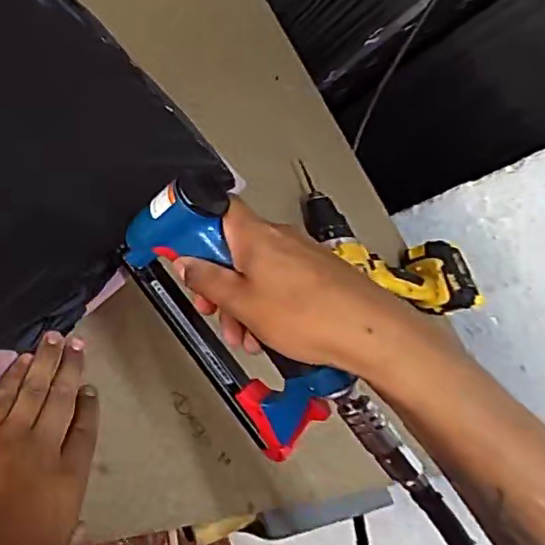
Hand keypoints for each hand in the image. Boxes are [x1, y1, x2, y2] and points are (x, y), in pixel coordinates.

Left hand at [0, 331, 98, 544]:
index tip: (90, 389)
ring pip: (34, 389)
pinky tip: (21, 362)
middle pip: (62, 400)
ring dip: (45, 361)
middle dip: (71, 369)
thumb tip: (79, 521)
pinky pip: (2, 396)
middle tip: (77, 342)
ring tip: (55, 338)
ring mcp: (10, 436)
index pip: (84, 435)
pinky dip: (13, 376)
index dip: (89, 409)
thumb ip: (71, 534)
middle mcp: (43, 450)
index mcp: (68, 483)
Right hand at [171, 198, 459, 385]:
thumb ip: (206, 279)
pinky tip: (266, 331)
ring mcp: (299, 255)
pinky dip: (263, 301)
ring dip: (239, 298)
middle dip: (213, 276)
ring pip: (252, 268)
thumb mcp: (242, 302)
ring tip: (242, 330)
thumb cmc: (315, 316)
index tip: (170, 239)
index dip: (186, 222)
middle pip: (229, 245)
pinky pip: (276, 280)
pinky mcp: (316, 273)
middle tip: (206, 300)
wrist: (374, 336)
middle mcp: (277, 237)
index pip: (211, 208)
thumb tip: (186, 263)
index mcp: (254, 234)